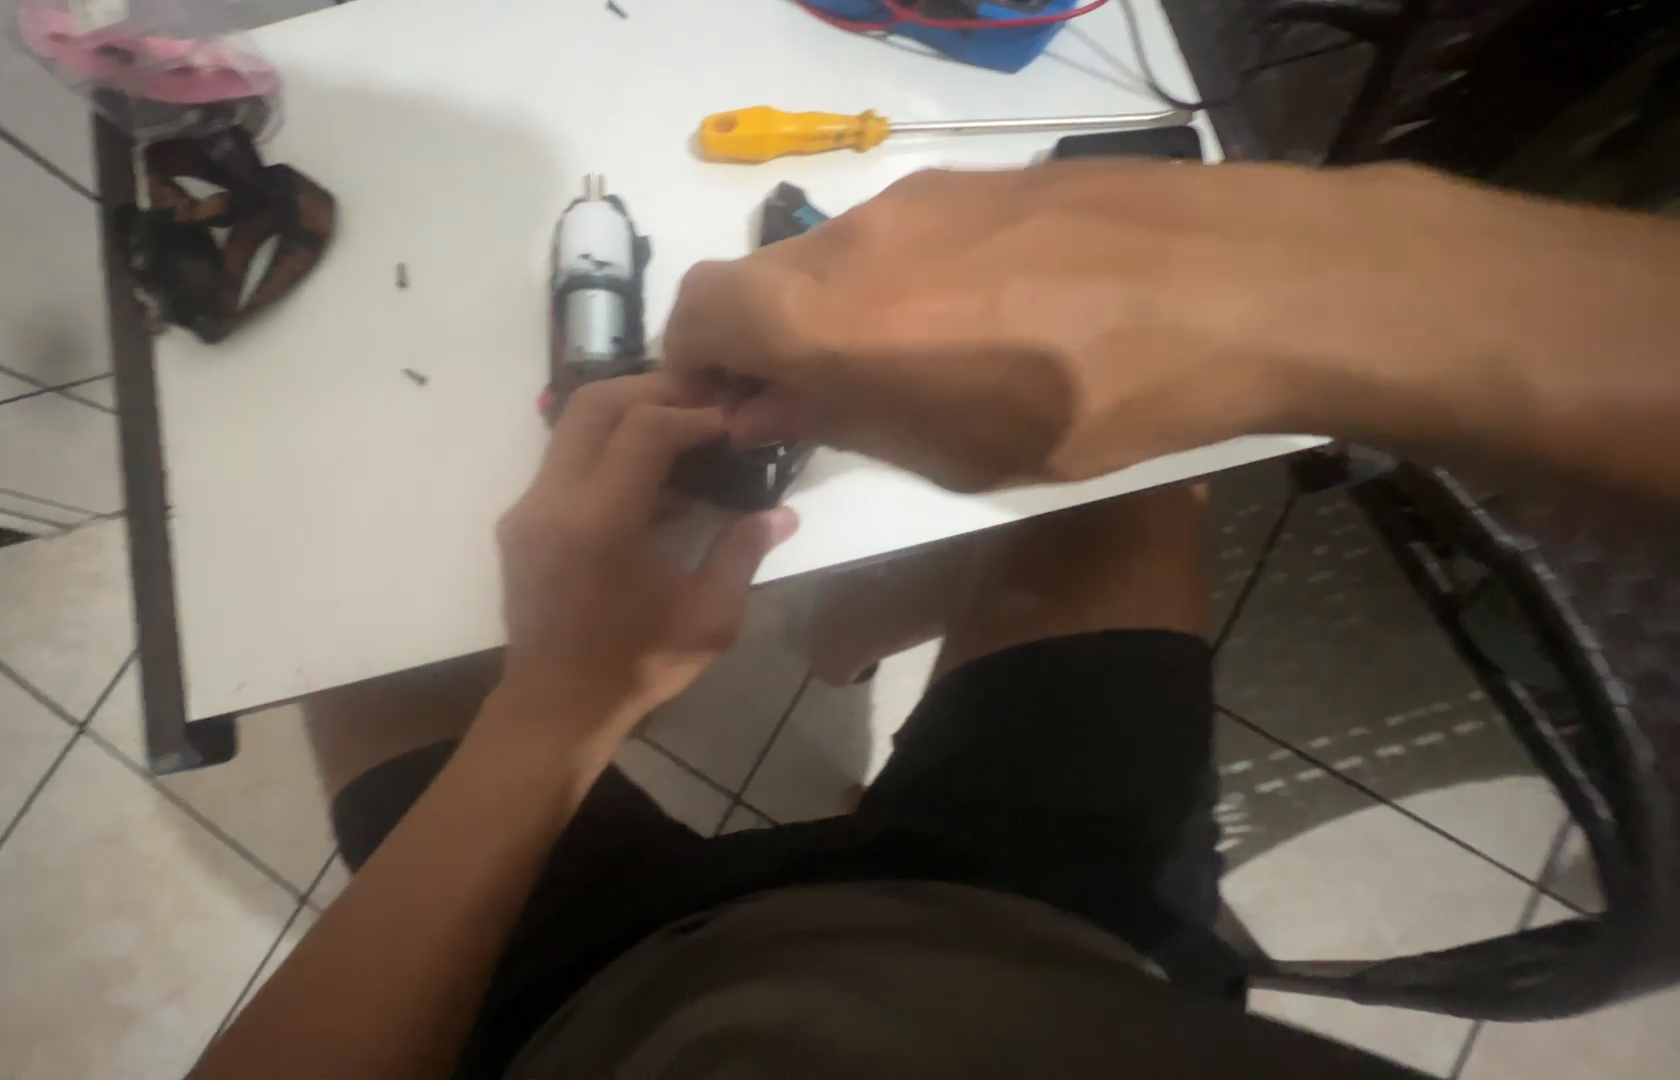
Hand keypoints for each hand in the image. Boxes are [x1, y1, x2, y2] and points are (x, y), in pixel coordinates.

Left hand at [491, 374, 798, 742]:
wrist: (555, 706)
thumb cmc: (635, 667)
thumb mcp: (708, 619)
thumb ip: (742, 554)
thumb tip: (783, 513)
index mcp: (599, 525)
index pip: (644, 429)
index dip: (693, 412)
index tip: (729, 420)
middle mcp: (551, 502)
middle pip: (596, 404)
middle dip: (654, 389)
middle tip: (703, 399)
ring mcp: (527, 508)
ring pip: (573, 424)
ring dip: (628, 412)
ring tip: (682, 426)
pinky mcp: (521, 520)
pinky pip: (565, 459)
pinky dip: (608, 447)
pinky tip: (651, 476)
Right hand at [664, 161, 1555, 490]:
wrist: (1245, 286)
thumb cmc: (1087, 405)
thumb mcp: (950, 453)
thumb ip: (838, 422)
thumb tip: (763, 408)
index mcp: (831, 315)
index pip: (700, 310)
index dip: (688, 359)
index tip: (718, 404)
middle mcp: (854, 240)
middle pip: (753, 280)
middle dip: (752, 344)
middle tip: (796, 401)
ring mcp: (916, 200)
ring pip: (819, 258)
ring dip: (818, 316)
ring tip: (884, 368)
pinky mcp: (974, 182)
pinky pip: (886, 238)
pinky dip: (877, 285)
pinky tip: (949, 319)